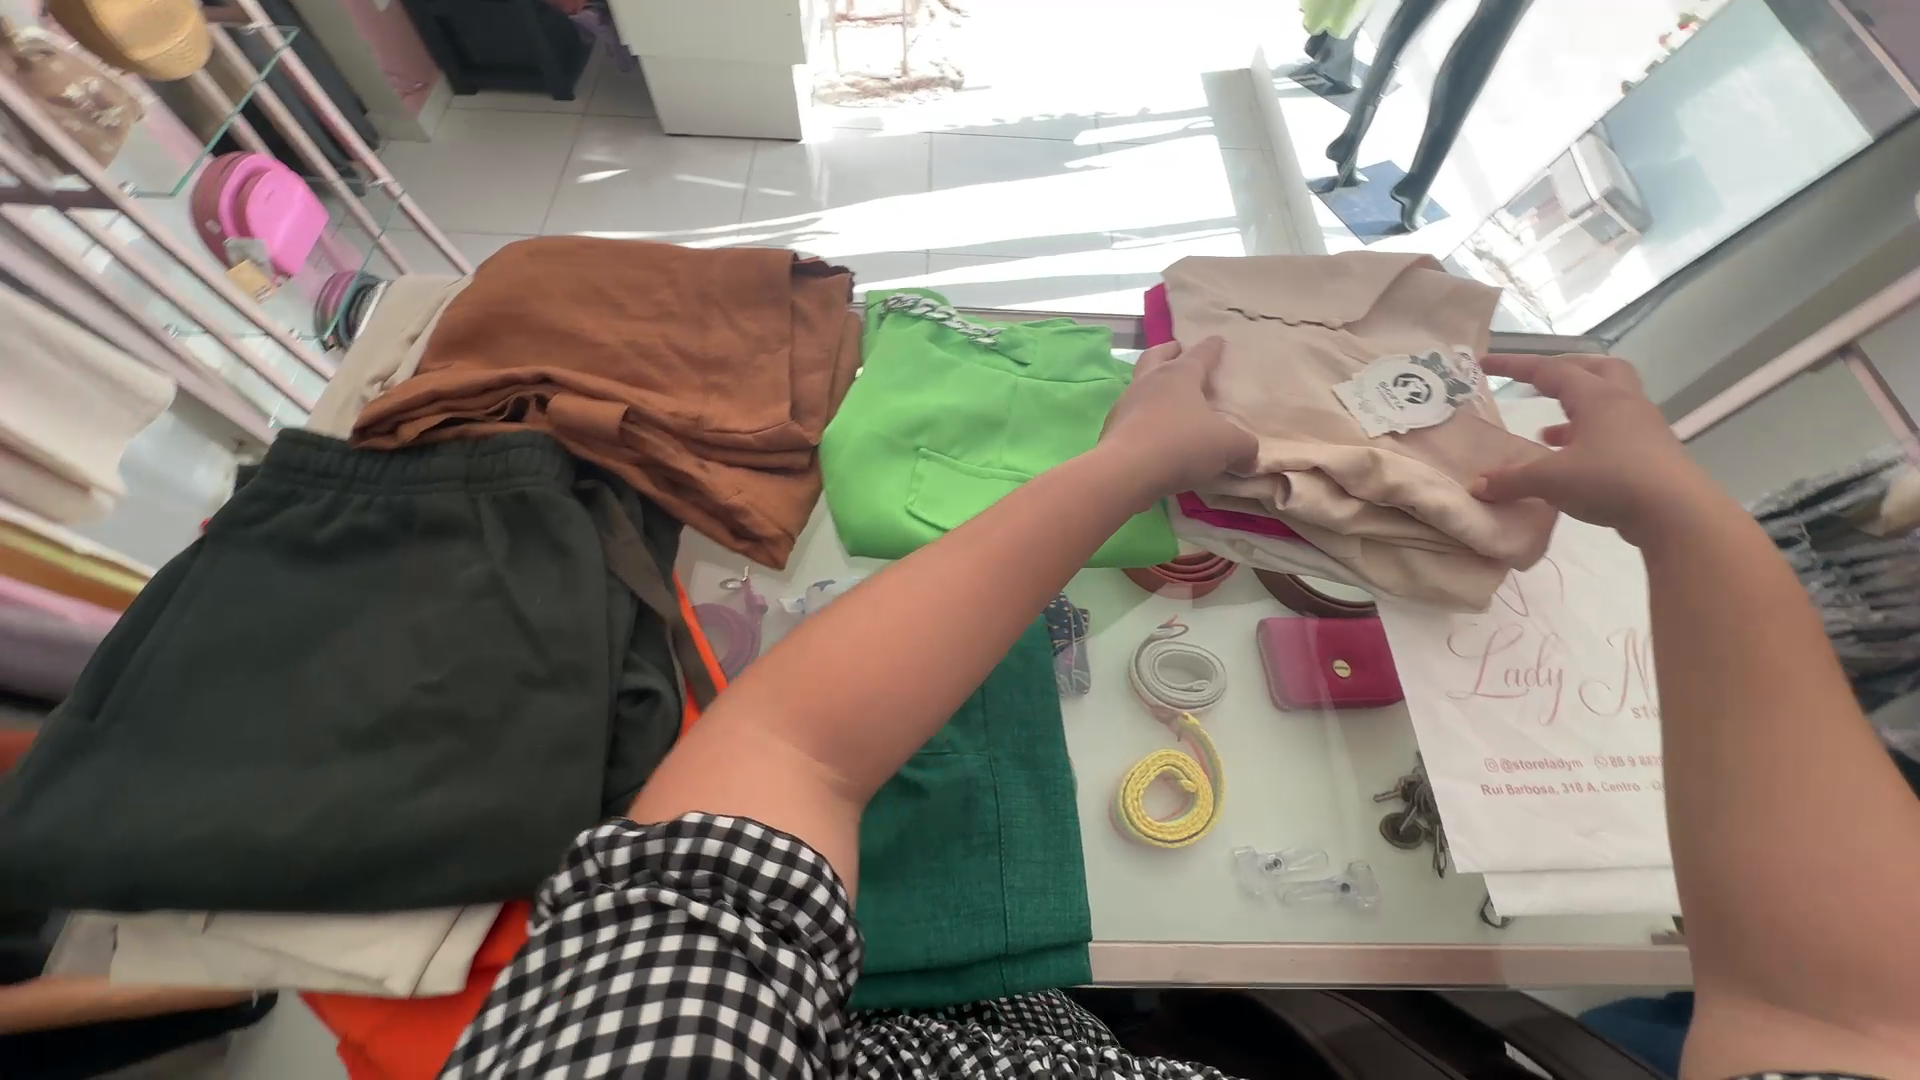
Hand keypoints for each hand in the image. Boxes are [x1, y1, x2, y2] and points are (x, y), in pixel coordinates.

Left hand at [1100, 337, 1256, 495]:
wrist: (1126, 472)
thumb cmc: (1181, 445)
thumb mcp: (1228, 446)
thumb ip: (1243, 447)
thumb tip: (1248, 457)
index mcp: (1179, 375)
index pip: (1200, 354)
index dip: (1212, 347)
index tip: (1217, 340)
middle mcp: (1149, 382)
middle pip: (1156, 356)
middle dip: (1169, 351)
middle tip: (1177, 350)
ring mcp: (1125, 405)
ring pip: (1139, 384)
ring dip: (1151, 385)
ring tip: (1165, 396)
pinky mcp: (1111, 430)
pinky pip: (1130, 416)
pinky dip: (1141, 417)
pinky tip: (1150, 431)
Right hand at [1473, 353, 1721, 545]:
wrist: (1676, 513)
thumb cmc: (1610, 481)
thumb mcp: (1548, 480)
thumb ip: (1510, 479)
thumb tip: (1479, 485)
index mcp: (1598, 399)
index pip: (1551, 371)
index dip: (1515, 365)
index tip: (1484, 364)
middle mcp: (1624, 404)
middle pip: (1598, 369)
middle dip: (1564, 370)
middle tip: (1537, 381)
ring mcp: (1641, 427)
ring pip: (1608, 400)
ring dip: (1576, 406)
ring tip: (1546, 430)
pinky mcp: (1648, 452)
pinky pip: (1613, 430)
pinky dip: (1586, 435)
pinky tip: (1568, 458)